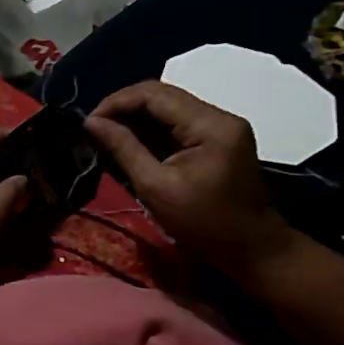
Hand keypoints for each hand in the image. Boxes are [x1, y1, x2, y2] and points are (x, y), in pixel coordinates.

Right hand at [83, 82, 295, 271]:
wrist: (254, 250)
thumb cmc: (204, 223)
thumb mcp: (155, 187)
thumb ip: (123, 148)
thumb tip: (90, 122)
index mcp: (210, 125)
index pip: (154, 94)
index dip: (116, 102)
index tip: (89, 122)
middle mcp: (219, 116)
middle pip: (161, 95)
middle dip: (123, 107)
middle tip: (95, 127)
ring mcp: (220, 126)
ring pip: (167, 106)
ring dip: (134, 116)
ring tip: (107, 134)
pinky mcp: (217, 138)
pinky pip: (176, 121)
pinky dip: (149, 128)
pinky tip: (130, 141)